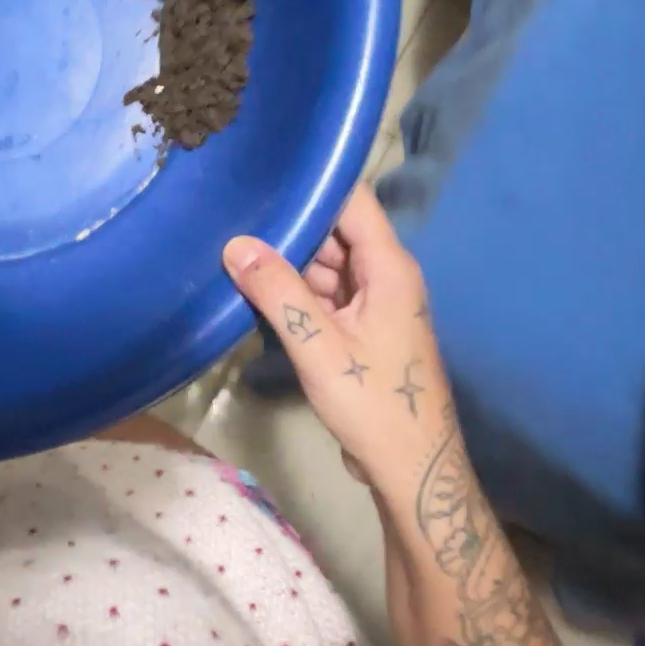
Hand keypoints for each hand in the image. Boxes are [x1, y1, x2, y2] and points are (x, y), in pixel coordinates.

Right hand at [222, 184, 447, 499]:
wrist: (410, 469)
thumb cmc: (372, 402)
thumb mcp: (317, 345)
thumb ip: (276, 291)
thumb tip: (235, 244)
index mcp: (388, 267)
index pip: (353, 201)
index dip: (313, 184)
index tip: (265, 176)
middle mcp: (384, 276)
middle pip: (334, 233)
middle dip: (289, 226)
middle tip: (234, 215)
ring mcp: (373, 303)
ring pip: (325, 265)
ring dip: (287, 262)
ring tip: (234, 248)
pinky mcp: (360, 328)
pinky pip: (323, 294)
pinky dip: (294, 291)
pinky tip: (256, 289)